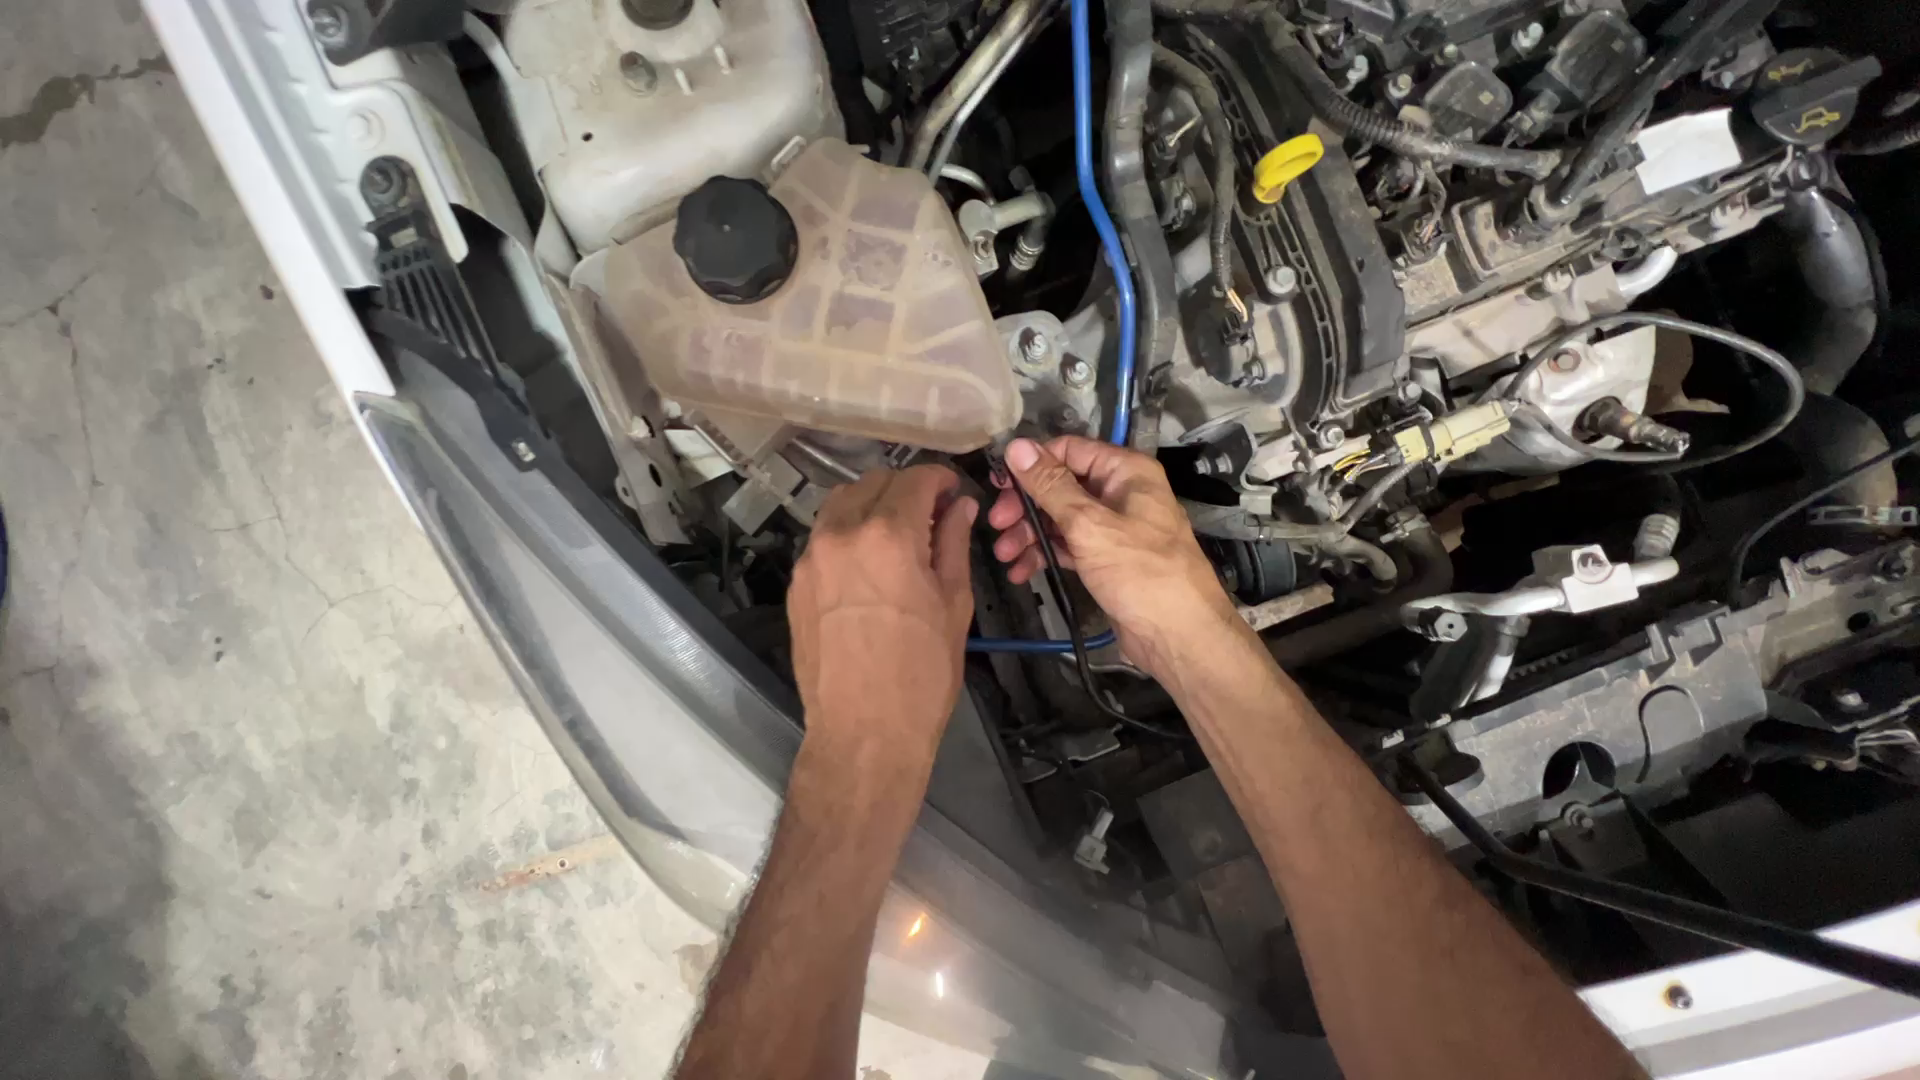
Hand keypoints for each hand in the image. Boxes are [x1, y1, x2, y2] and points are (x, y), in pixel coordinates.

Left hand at [788, 465, 977, 766]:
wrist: (864, 732)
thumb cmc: (922, 674)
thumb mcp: (953, 603)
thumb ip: (953, 543)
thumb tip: (959, 507)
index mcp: (888, 535)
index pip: (915, 479)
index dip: (940, 478)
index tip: (954, 491)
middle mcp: (841, 534)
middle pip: (874, 482)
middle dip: (906, 488)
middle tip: (932, 514)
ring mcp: (811, 558)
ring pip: (841, 503)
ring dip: (872, 504)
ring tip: (897, 534)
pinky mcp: (796, 583)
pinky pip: (823, 537)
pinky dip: (848, 533)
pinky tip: (869, 564)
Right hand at [988, 436, 1242, 676]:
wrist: (1179, 636)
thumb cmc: (1140, 572)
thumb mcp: (1089, 525)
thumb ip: (1051, 486)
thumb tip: (1016, 446)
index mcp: (1126, 472)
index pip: (1069, 450)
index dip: (1032, 465)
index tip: (999, 485)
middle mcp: (1121, 493)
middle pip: (1061, 486)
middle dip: (1026, 506)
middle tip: (997, 525)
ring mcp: (1114, 528)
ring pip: (1061, 519)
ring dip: (1030, 534)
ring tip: (1005, 556)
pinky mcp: (1106, 560)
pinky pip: (1068, 547)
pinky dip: (1045, 555)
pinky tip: (1021, 571)